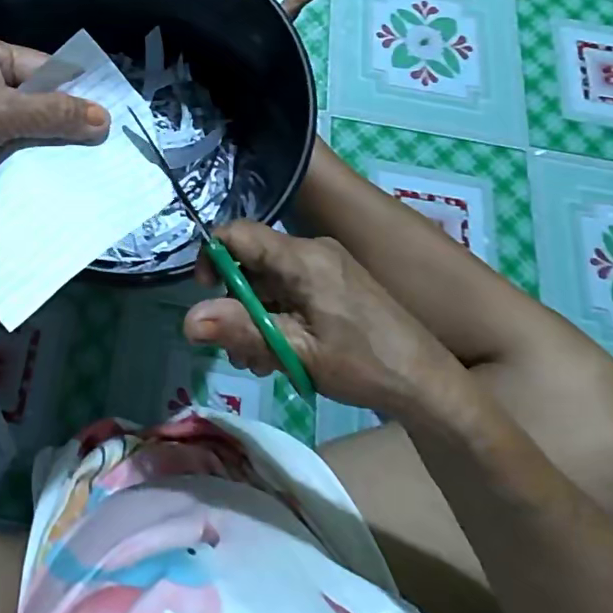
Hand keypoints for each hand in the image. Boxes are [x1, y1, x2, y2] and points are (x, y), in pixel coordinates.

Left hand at [0, 34, 109, 237]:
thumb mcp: (2, 110)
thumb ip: (55, 113)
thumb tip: (105, 120)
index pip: (46, 68)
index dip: (77, 90)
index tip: (110, 113)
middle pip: (40, 99)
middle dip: (68, 121)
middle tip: (106, 142)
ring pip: (29, 128)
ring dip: (52, 144)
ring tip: (92, 161)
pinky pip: (14, 150)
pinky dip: (33, 161)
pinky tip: (60, 175)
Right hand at [182, 221, 461, 414]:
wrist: (425, 380)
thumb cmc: (364, 363)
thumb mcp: (297, 351)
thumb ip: (242, 330)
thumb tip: (187, 319)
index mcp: (304, 257)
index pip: (240, 233)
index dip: (213, 257)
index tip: (205, 296)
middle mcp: (313, 250)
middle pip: (253, 262)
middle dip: (236, 305)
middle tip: (240, 352)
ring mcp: (327, 266)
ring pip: (270, 281)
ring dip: (256, 319)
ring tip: (264, 363)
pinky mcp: (336, 284)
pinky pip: (291, 290)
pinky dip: (278, 318)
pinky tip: (283, 356)